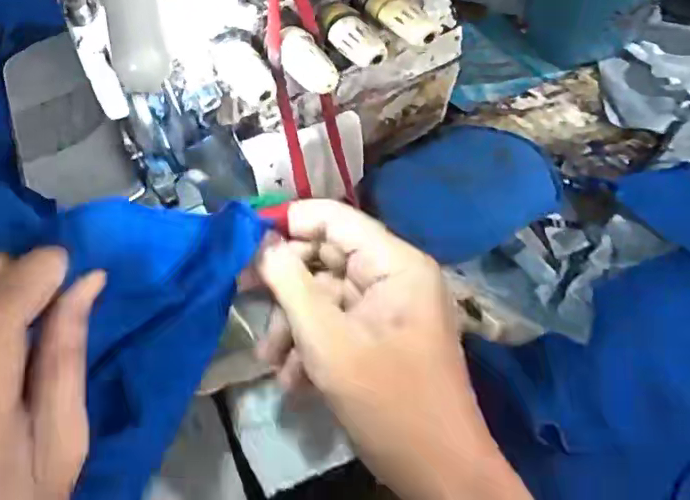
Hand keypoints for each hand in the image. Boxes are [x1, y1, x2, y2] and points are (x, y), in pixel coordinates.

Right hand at [254, 200, 529, 499]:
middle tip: (243, 296)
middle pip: (322, 255)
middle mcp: (393, 274)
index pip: (330, 217)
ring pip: (323, 292)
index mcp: (393, 263)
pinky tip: (292, 378)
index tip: (246, 246)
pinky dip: (310, 342)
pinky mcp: (381, 336)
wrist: (446, 486)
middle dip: (284, 285)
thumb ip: (288, 282)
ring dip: (291, 322)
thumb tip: (261, 242)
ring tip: (269, 359)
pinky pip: (336, 320)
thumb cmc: (389, 403)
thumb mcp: (327, 340)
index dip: (285, 224)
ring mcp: (388, 307)